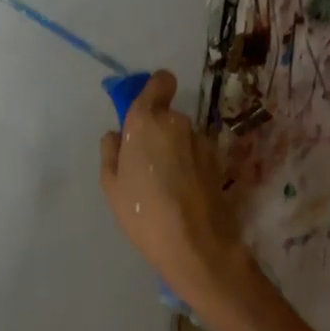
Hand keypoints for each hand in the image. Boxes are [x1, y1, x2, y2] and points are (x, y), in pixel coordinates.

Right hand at [97, 70, 244, 299]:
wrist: (198, 249)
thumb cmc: (144, 212)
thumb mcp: (111, 184)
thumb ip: (111, 151)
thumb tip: (118, 136)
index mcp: (145, 120)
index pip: (160, 81)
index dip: (154, 90)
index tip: (144, 112)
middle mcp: (176, 123)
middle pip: (166, 116)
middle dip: (158, 132)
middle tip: (147, 164)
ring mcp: (201, 143)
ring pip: (182, 137)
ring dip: (175, 151)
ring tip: (167, 185)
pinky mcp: (218, 164)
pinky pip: (196, 156)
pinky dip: (190, 167)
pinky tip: (184, 195)